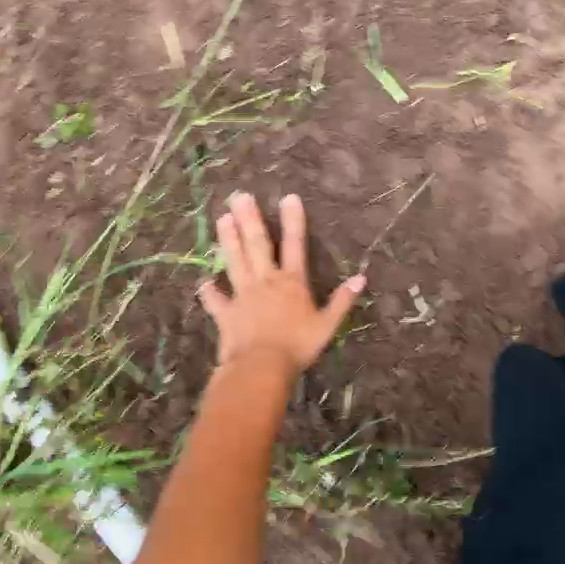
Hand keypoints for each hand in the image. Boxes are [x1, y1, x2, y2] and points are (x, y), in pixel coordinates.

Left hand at [199, 193, 363, 373]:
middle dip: (250, 219)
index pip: (295, 244)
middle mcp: (266, 281)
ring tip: (222, 218)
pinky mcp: (226, 313)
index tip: (288, 197)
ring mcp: (243, 295)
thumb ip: (342, 300)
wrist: (260, 367)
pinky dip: (209, 292)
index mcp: (292, 282)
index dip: (293, 220)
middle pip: (258, 245)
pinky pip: (216, 300)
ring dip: (229, 240)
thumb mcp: (327, 324)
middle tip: (239, 196)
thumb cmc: (297, 346)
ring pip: (235, 261)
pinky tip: (203, 283)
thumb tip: (361, 278)